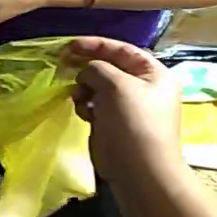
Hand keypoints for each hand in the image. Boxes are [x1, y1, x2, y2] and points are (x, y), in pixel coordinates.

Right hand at [64, 37, 183, 183]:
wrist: (139, 172)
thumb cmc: (133, 123)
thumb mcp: (116, 85)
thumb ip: (97, 68)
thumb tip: (86, 73)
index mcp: (153, 74)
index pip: (122, 50)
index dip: (96, 45)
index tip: (70, 46)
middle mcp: (143, 88)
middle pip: (110, 67)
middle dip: (87, 67)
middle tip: (63, 65)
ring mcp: (128, 107)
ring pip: (99, 87)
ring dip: (84, 88)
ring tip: (78, 97)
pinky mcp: (114, 124)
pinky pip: (95, 105)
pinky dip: (86, 105)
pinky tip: (84, 113)